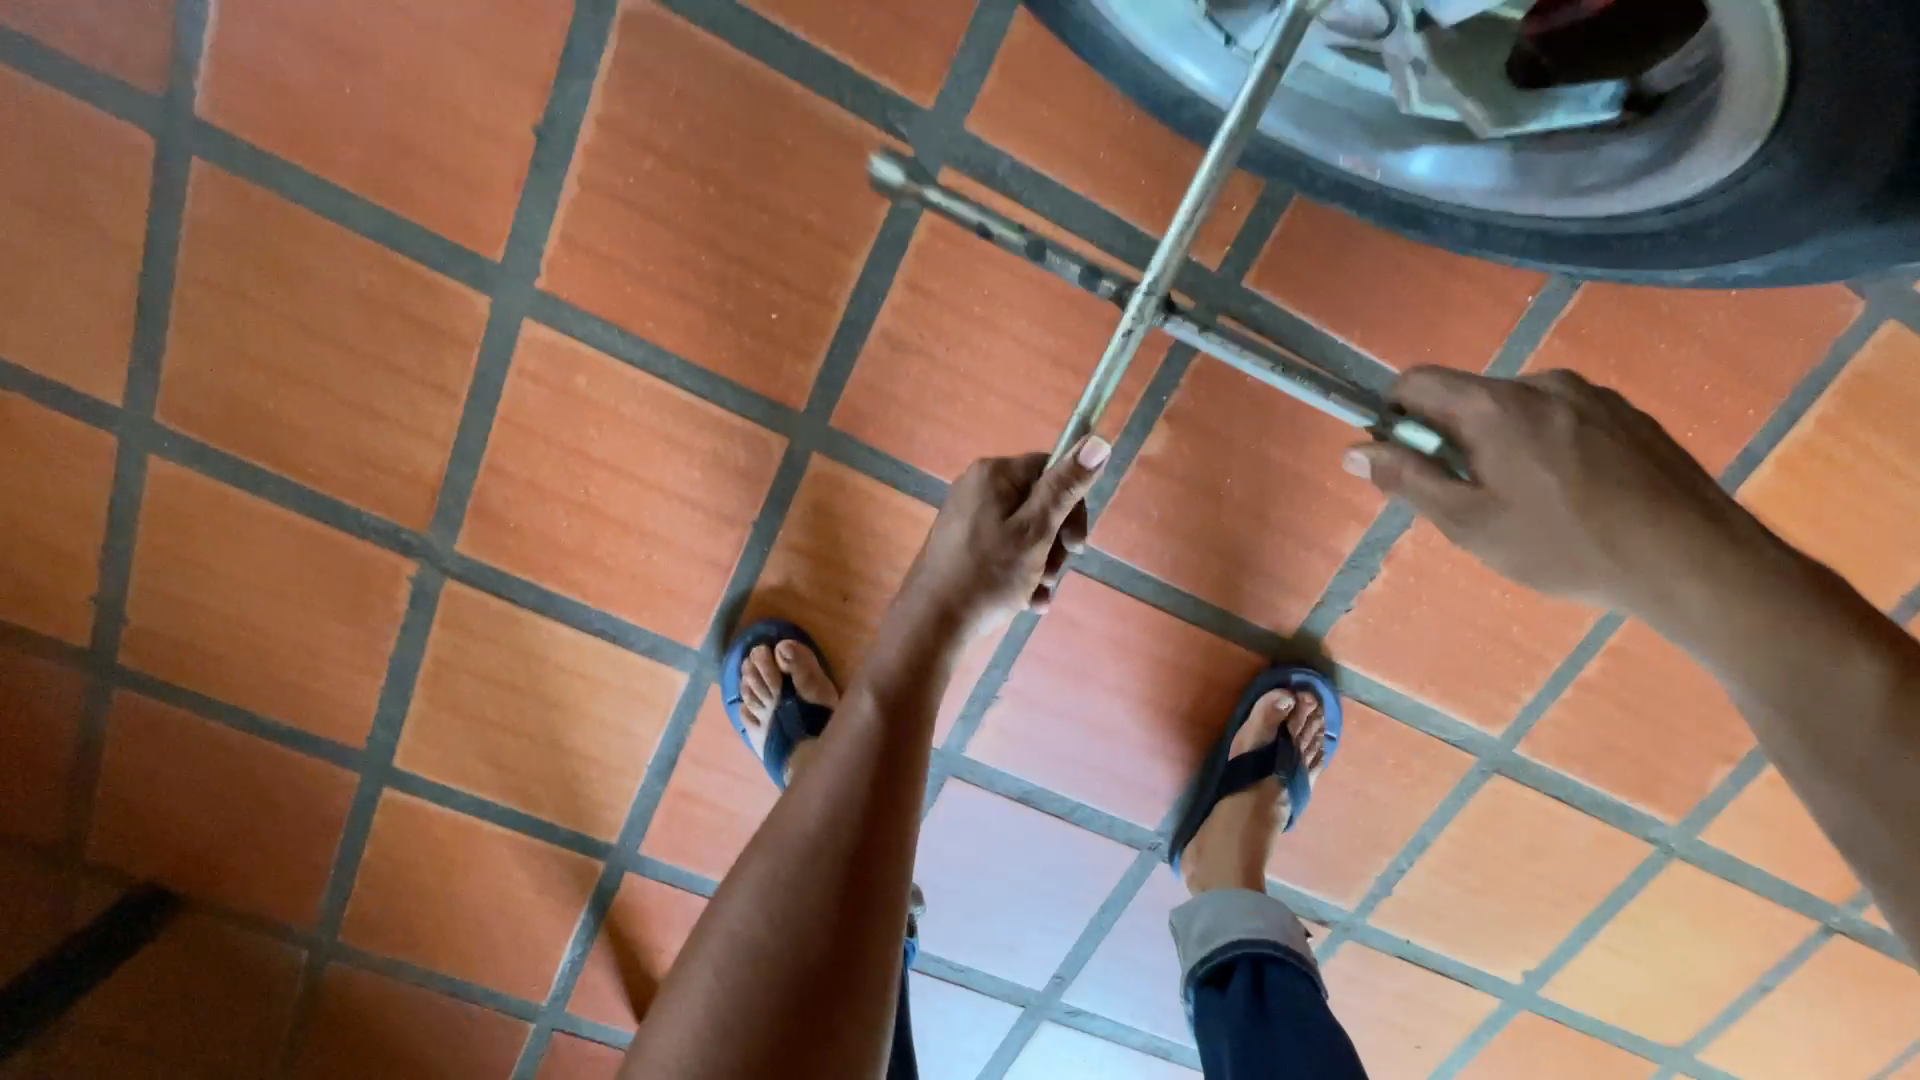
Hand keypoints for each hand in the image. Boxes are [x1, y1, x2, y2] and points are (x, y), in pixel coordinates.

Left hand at [897, 436, 1111, 639]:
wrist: (932, 623)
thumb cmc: (988, 574)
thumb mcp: (1036, 531)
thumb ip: (1066, 487)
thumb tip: (1098, 442)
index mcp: (994, 474)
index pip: (1051, 469)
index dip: (1072, 505)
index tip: (1076, 544)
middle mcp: (977, 487)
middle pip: (1039, 503)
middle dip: (1056, 541)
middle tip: (1054, 573)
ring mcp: (966, 517)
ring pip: (1024, 531)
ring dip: (1041, 563)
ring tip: (1038, 593)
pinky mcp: (961, 544)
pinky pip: (1003, 549)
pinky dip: (1020, 572)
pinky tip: (1028, 601)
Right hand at [1345, 367, 1764, 613]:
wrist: (1694, 561)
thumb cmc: (1565, 546)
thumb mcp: (1468, 523)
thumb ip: (1406, 480)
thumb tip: (1355, 450)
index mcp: (1494, 405)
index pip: (1415, 381)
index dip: (1395, 417)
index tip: (1408, 463)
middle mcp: (1541, 382)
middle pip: (1465, 396)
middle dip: (1451, 439)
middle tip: (1470, 498)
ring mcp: (1592, 394)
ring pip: (1513, 409)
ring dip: (1499, 444)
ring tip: (1527, 502)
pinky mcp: (1629, 414)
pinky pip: (1559, 418)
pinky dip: (1543, 446)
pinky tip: (1571, 495)